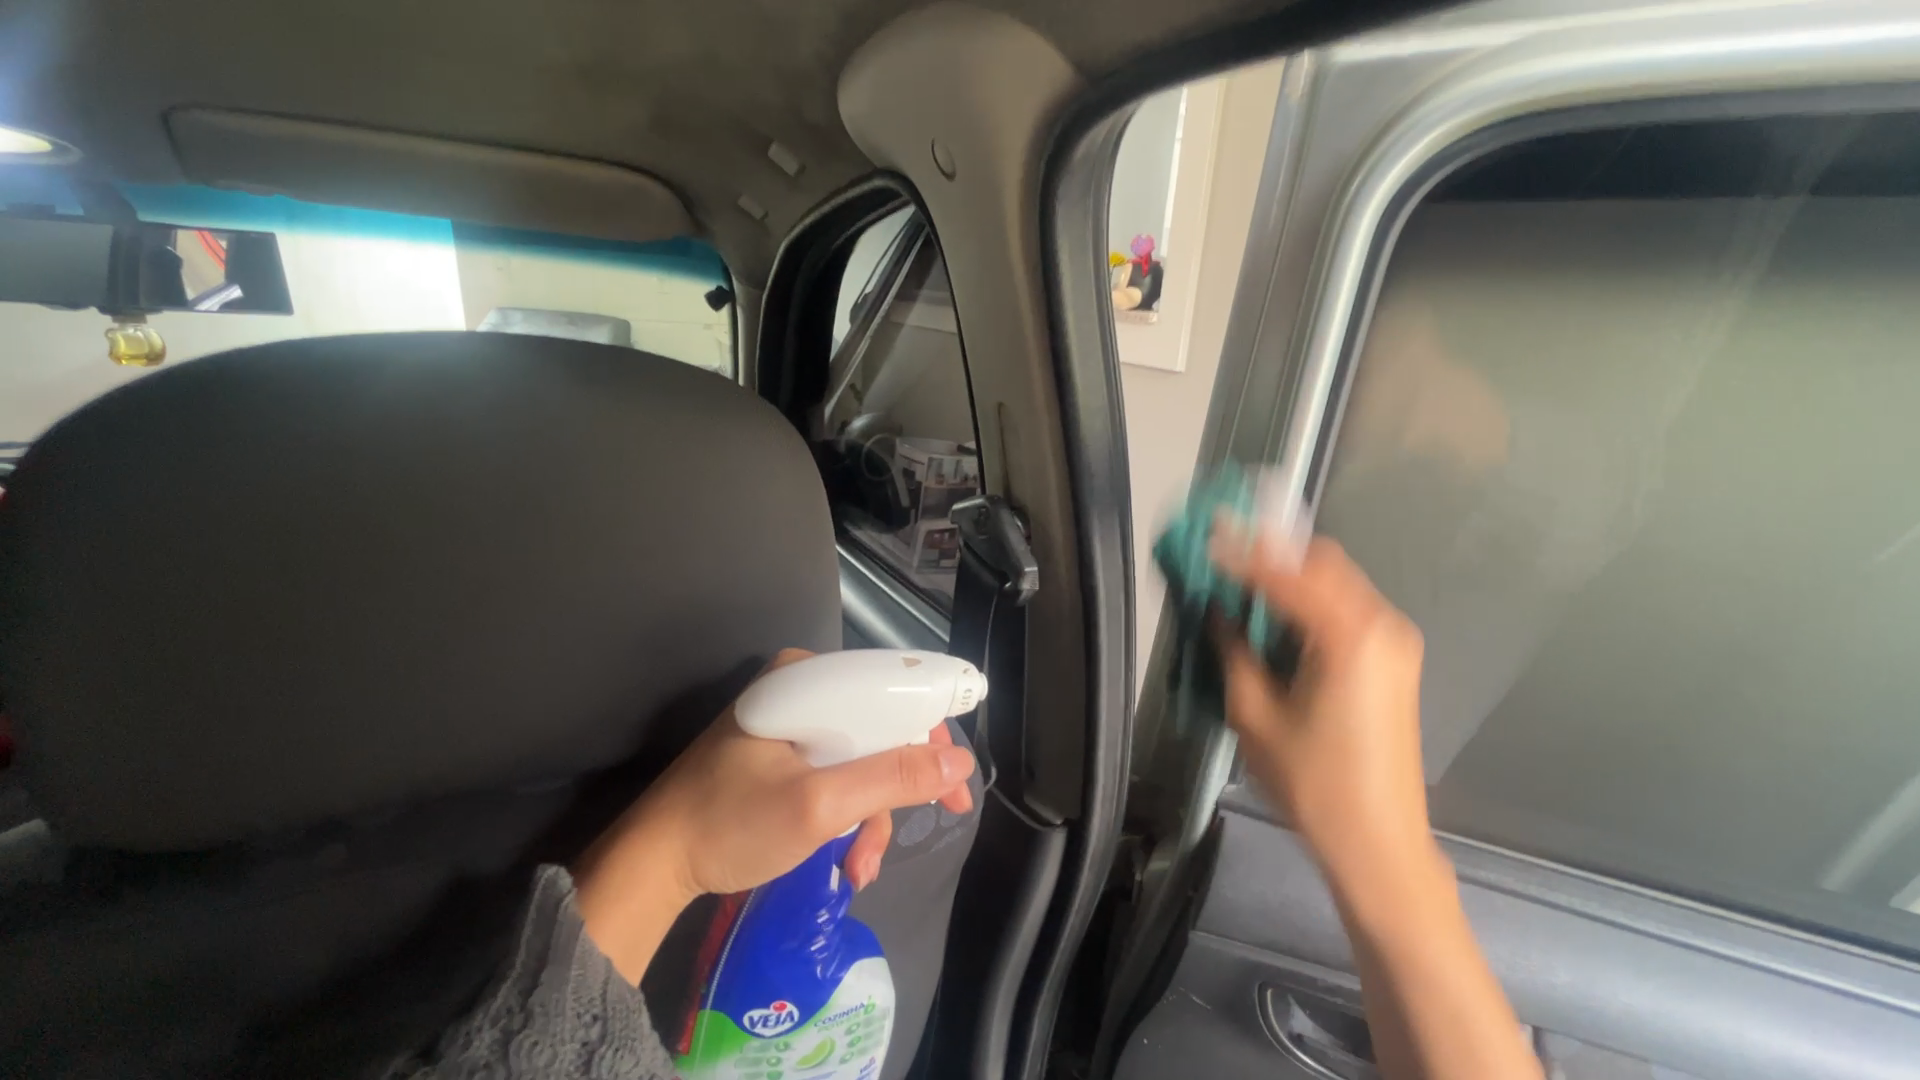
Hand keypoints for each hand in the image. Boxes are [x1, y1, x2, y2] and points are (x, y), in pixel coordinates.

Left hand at [573, 649, 976, 981]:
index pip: (890, 690)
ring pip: (859, 757)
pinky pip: (834, 774)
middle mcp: (800, 689)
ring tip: (863, 867)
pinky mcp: (780, 756)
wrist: (652, 864)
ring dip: (872, 814)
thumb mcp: (819, 805)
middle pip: (878, 727)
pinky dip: (848, 815)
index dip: (931, 733)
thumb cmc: (730, 823)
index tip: (955, 781)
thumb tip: (960, 762)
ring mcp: (789, 724)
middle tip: (938, 818)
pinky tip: (846, 859)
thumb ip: (892, 778)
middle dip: (900, 787)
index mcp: (805, 677)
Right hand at [1210, 529, 1431, 876]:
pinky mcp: (1392, 662)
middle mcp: (1381, 626)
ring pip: (1335, 583)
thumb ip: (1233, 650)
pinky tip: (1274, 616)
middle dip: (1269, 554)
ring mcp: (1393, 643)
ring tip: (1240, 581)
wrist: (1379, 843)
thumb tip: (1217, 612)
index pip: (1286, 574)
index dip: (1239, 554)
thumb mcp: (1254, 715)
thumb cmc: (1314, 784)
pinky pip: (1345, 609)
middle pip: (1320, 563)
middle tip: (1222, 554)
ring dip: (1288, 576)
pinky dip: (1307, 602)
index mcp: (1349, 636)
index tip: (1203, 538)